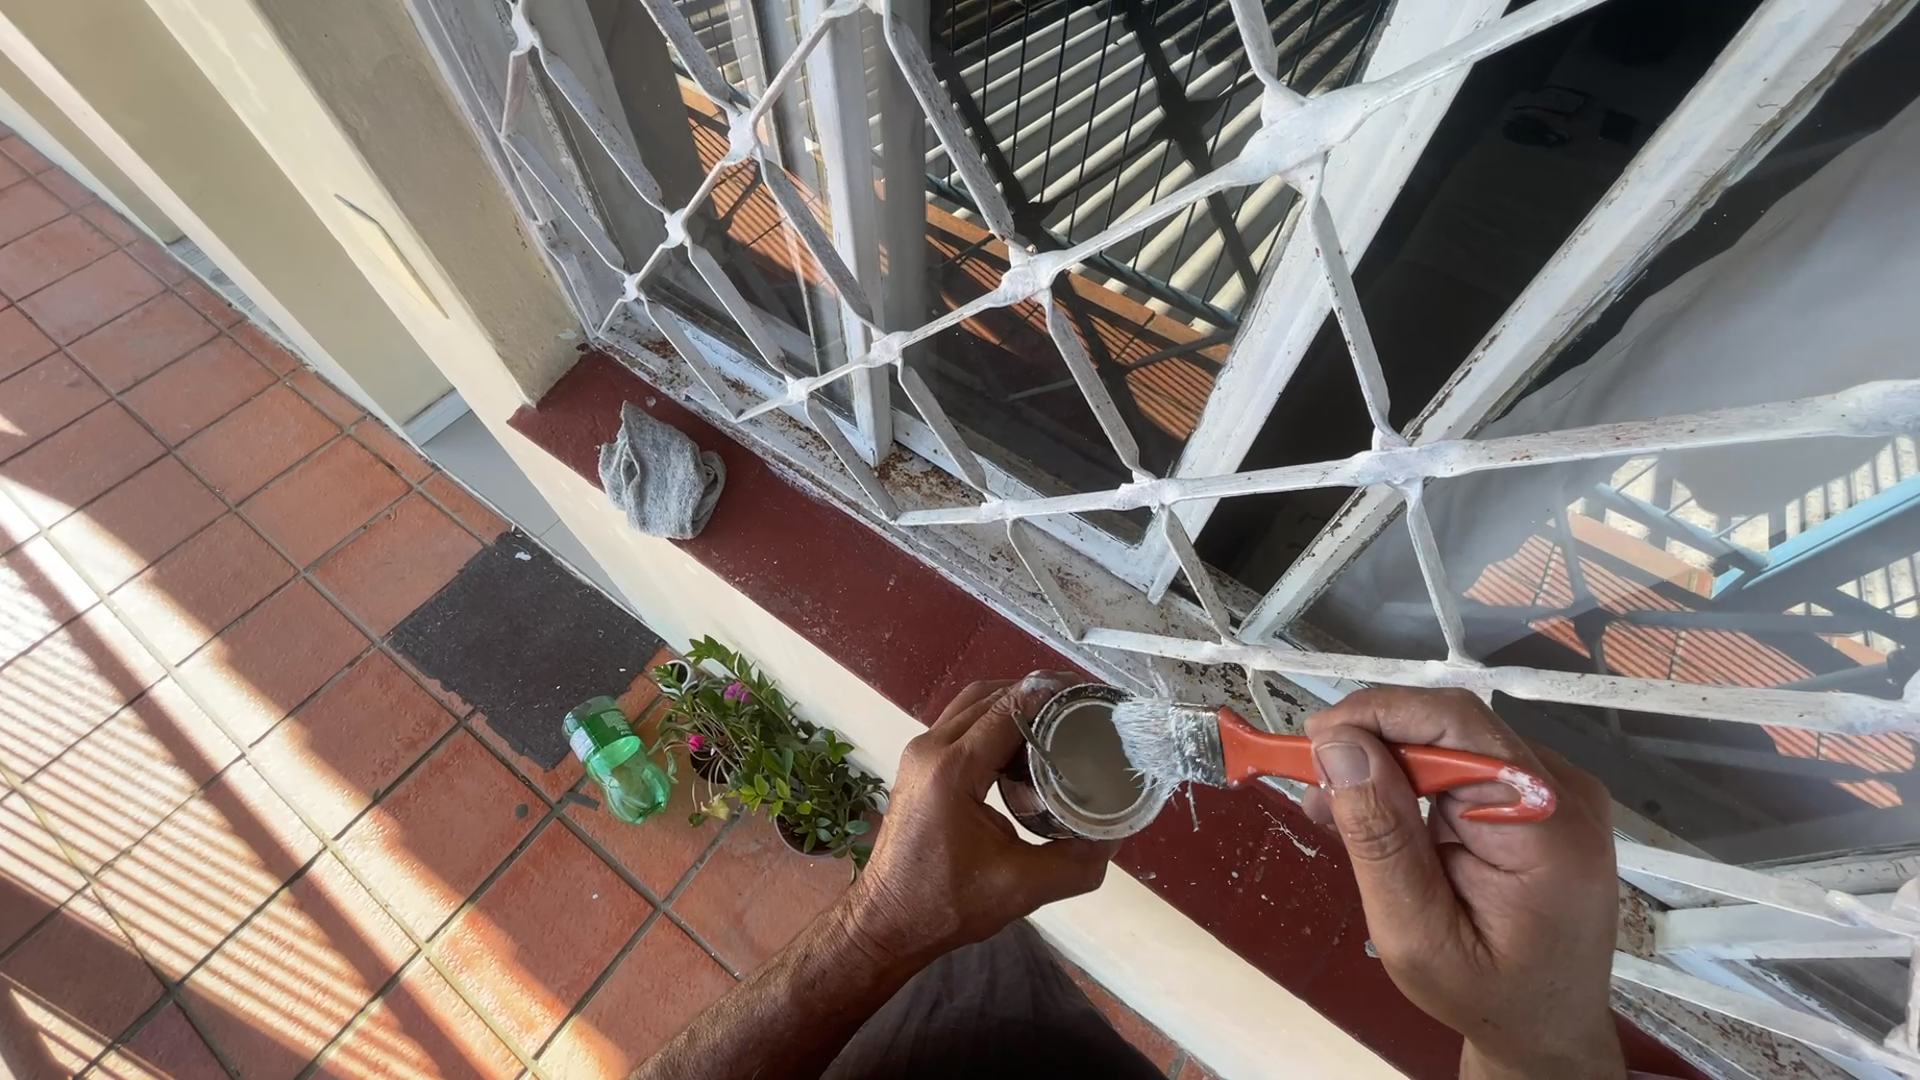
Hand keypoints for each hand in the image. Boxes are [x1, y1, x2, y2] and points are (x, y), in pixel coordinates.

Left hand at [840, 673, 1119, 967]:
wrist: (887, 920)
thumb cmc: (947, 904)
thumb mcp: (1022, 889)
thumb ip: (1076, 863)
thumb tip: (1115, 836)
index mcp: (953, 769)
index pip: (1009, 709)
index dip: (1049, 695)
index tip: (1086, 696)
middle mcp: (932, 747)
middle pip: (990, 697)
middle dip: (1035, 694)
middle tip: (1077, 706)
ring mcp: (920, 751)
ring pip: (972, 703)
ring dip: (1013, 703)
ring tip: (1055, 719)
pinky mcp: (919, 762)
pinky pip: (961, 721)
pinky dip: (993, 719)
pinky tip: (1023, 743)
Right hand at [1301, 688, 1622, 1079]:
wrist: (1544, 1028)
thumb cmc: (1485, 994)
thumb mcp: (1414, 932)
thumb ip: (1379, 837)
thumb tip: (1339, 745)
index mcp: (1546, 828)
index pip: (1455, 723)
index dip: (1376, 714)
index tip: (1313, 742)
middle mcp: (1559, 791)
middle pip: (1446, 723)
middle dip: (1368, 739)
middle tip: (1312, 775)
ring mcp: (1549, 788)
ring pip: (1441, 736)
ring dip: (1377, 760)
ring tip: (1332, 803)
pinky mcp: (1528, 793)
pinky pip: (1451, 756)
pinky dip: (1399, 774)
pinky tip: (1368, 808)